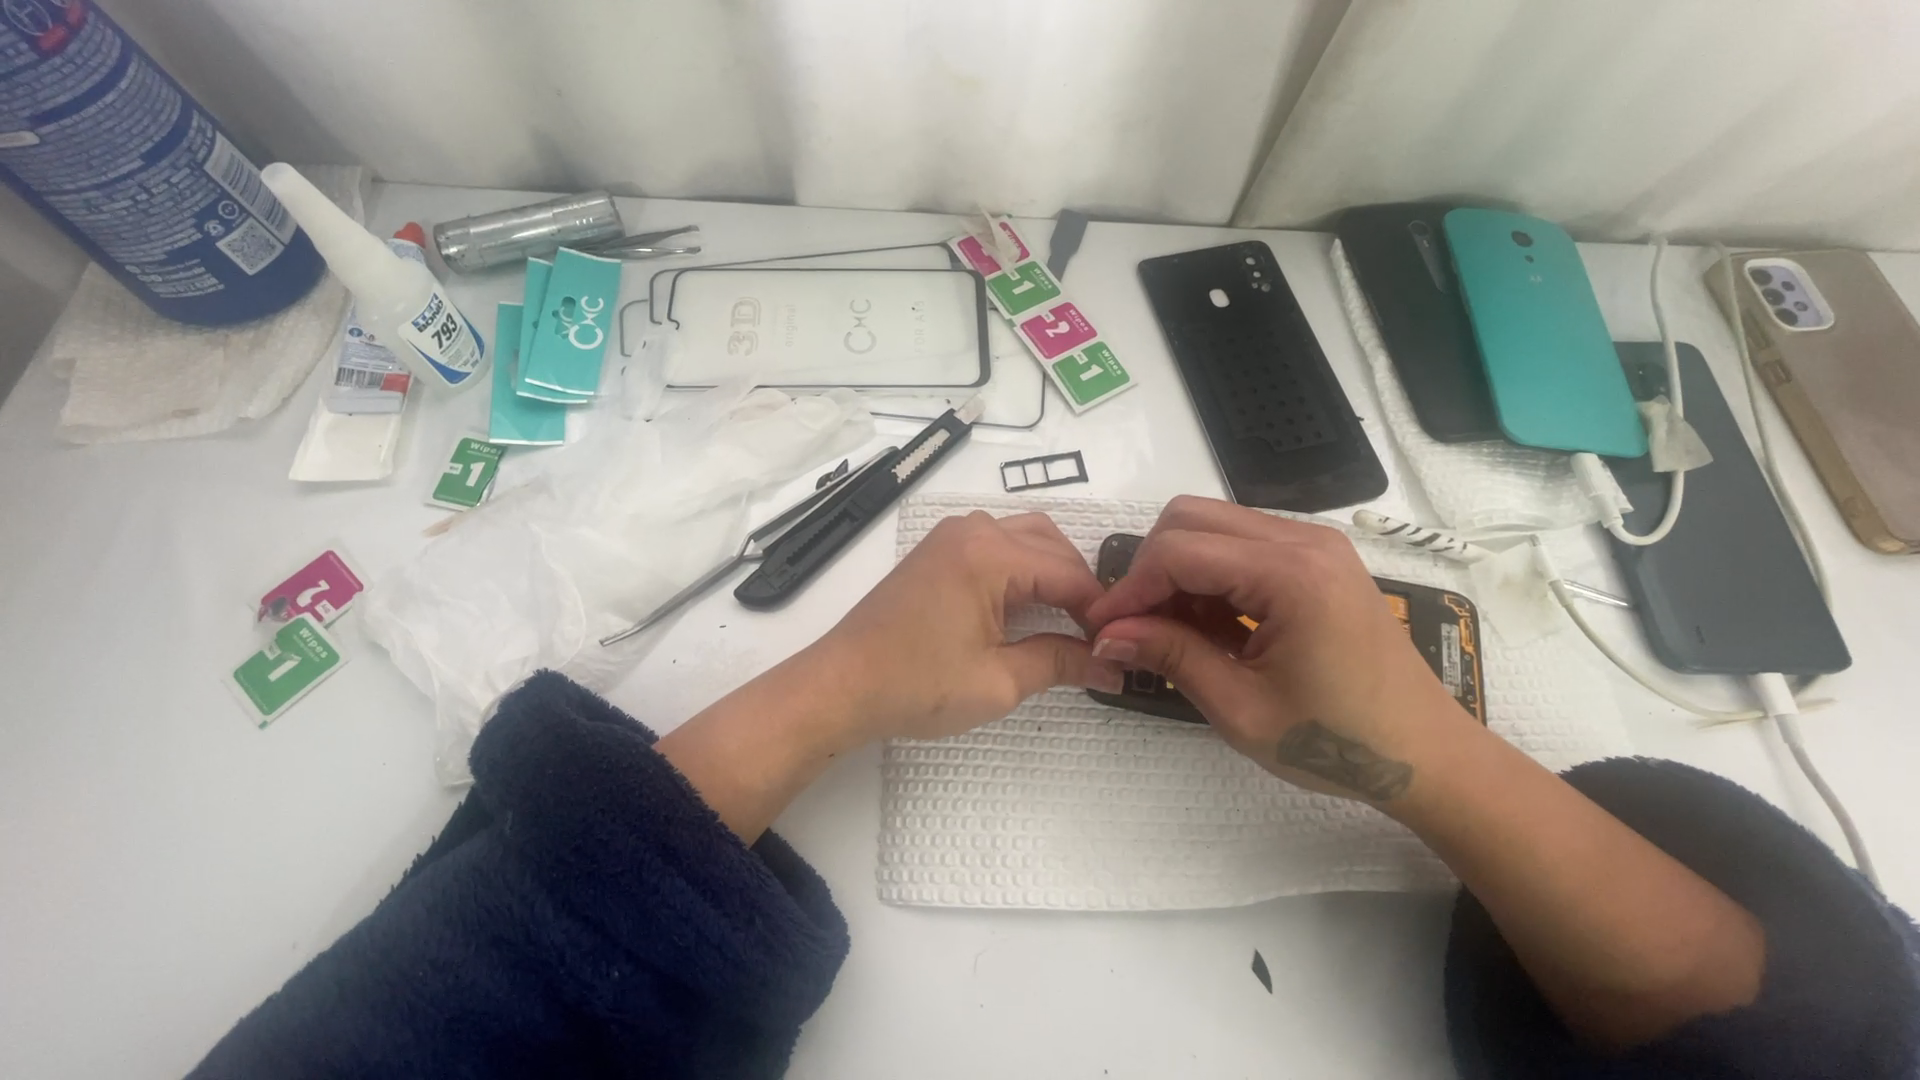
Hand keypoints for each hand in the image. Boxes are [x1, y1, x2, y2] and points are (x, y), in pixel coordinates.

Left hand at [815, 511, 1121, 741]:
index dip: (1099, 611)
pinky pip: (995, 545)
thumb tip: (1111, 667)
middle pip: (1051, 544)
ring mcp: (949, 537)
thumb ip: (1060, 663)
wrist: (841, 686)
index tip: (1117, 647)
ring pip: (1024, 538)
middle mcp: (972, 531)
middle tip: (1094, 636)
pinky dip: (1021, 568)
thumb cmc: (916, 685)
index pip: (1068, 573)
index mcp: (990, 554)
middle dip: (1079, 587)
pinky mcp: (935, 552)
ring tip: (1066, 621)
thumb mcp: (998, 681)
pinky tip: (1027, 606)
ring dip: (1051, 571)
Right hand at [1083, 496, 1477, 804]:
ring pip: (1214, 525)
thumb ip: (1170, 656)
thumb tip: (1105, 636)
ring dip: (1178, 570)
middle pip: (1191, 519)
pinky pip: (1242, 544)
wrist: (1424, 755)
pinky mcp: (1317, 560)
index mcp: (1291, 574)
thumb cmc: (1336, 741)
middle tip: (1134, 626)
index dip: (1129, 588)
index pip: (1179, 551)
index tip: (1101, 629)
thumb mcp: (1240, 707)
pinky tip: (1207, 625)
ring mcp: (1314, 545)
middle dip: (1149, 568)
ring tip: (1169, 631)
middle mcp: (1304, 540)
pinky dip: (1209, 575)